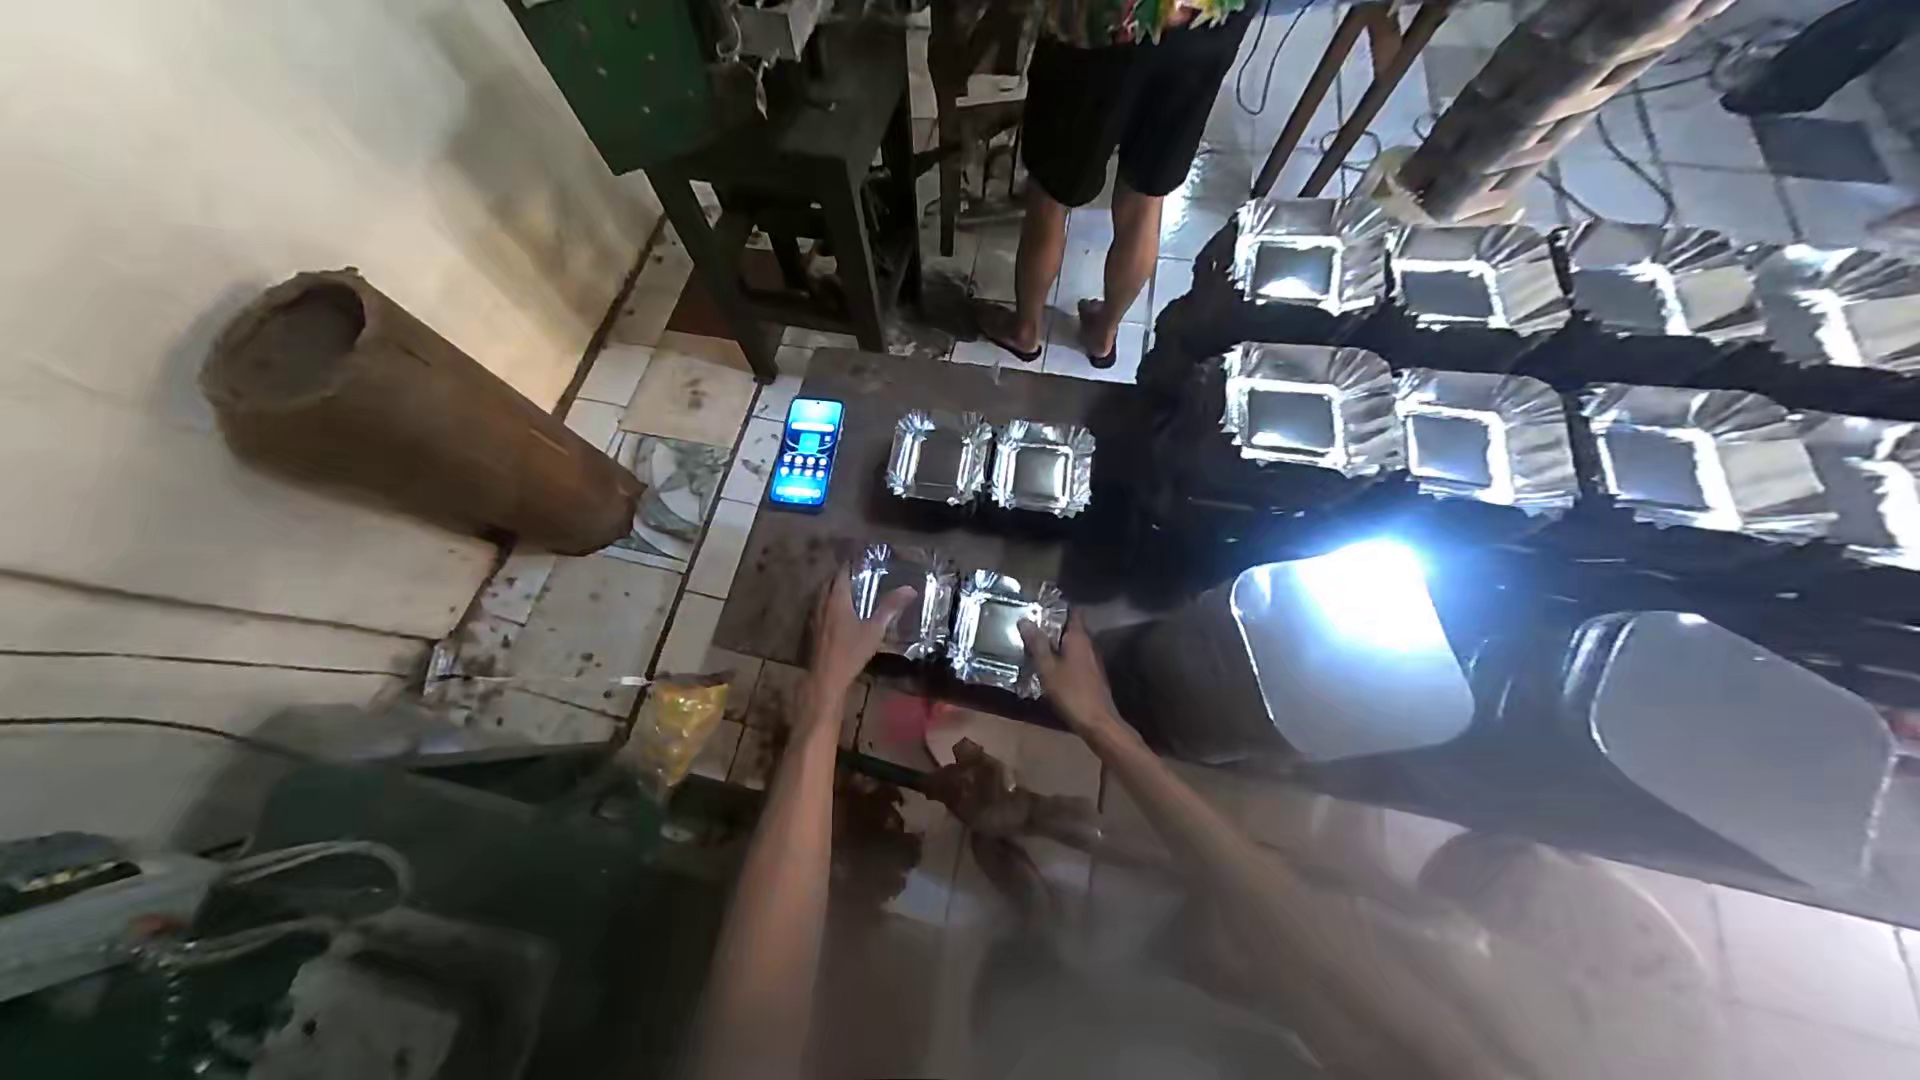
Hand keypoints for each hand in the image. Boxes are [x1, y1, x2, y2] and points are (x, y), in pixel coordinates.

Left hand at [807, 565, 915, 703]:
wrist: (826, 677)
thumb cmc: (851, 651)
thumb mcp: (875, 629)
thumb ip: (890, 607)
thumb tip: (910, 589)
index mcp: (837, 599)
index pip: (842, 574)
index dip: (850, 566)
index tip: (861, 561)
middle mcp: (822, 603)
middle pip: (829, 582)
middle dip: (841, 576)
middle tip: (857, 575)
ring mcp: (814, 617)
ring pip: (822, 595)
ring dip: (832, 589)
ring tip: (849, 591)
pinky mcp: (811, 630)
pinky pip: (819, 608)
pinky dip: (827, 603)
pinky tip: (837, 613)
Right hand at [1018, 612, 1127, 740]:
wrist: (1098, 722)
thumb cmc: (1071, 692)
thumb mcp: (1048, 668)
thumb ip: (1037, 644)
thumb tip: (1025, 620)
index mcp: (1079, 638)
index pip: (1072, 612)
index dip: (1057, 607)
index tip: (1038, 606)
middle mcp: (1089, 645)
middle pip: (1070, 628)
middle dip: (1051, 626)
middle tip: (1029, 627)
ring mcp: (1092, 660)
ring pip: (1072, 645)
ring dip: (1056, 644)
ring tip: (1034, 646)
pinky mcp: (1092, 675)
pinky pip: (1074, 658)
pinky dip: (1062, 658)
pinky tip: (1049, 667)